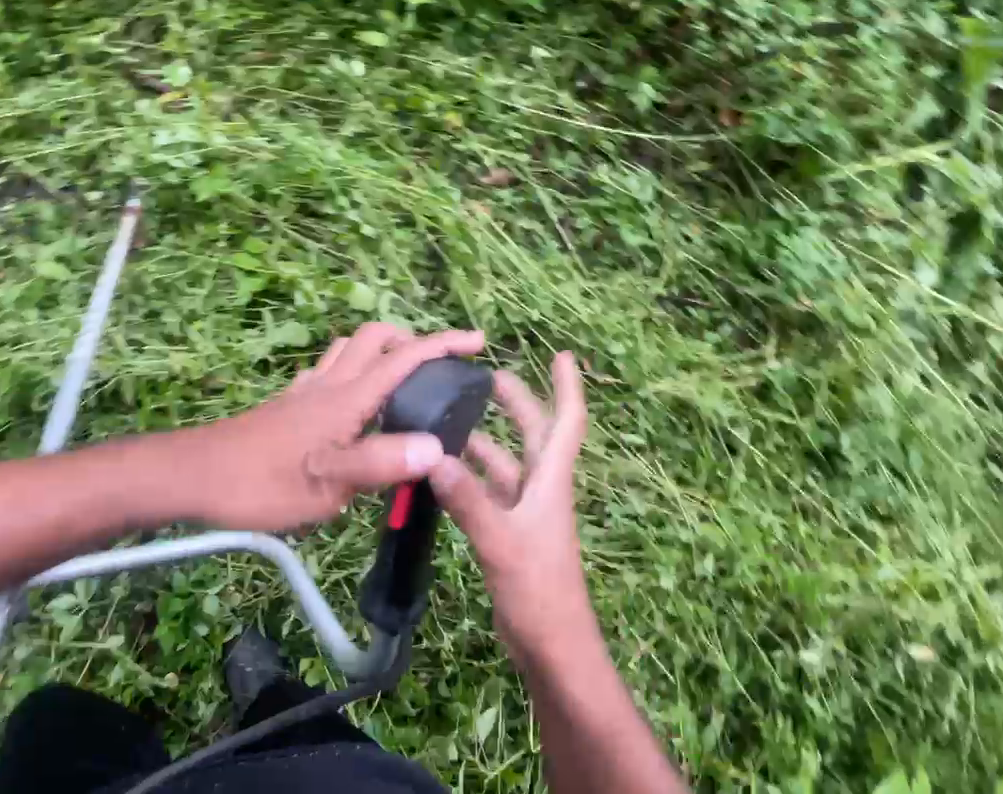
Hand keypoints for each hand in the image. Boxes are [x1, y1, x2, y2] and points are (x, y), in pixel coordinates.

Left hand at [189, 323, 486, 531]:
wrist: (194, 475)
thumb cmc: (260, 484)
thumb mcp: (326, 486)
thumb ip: (381, 464)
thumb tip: (437, 447)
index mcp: (346, 400)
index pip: (403, 358)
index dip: (442, 344)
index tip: (476, 341)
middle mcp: (327, 385)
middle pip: (374, 337)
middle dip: (411, 340)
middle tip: (435, 368)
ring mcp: (304, 391)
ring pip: (348, 349)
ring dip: (379, 351)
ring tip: (401, 383)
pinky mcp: (287, 404)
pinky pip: (327, 371)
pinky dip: (350, 372)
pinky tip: (351, 406)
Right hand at [429, 351, 596, 660]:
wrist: (552, 646)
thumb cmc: (540, 592)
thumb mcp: (502, 543)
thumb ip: (470, 502)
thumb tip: (435, 457)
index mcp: (550, 482)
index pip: (567, 422)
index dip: (567, 387)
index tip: (563, 355)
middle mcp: (541, 489)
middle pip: (532, 434)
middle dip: (515, 403)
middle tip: (485, 378)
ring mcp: (525, 512)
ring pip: (505, 463)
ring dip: (484, 440)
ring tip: (451, 418)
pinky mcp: (509, 533)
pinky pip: (488, 492)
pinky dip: (469, 477)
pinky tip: (442, 472)